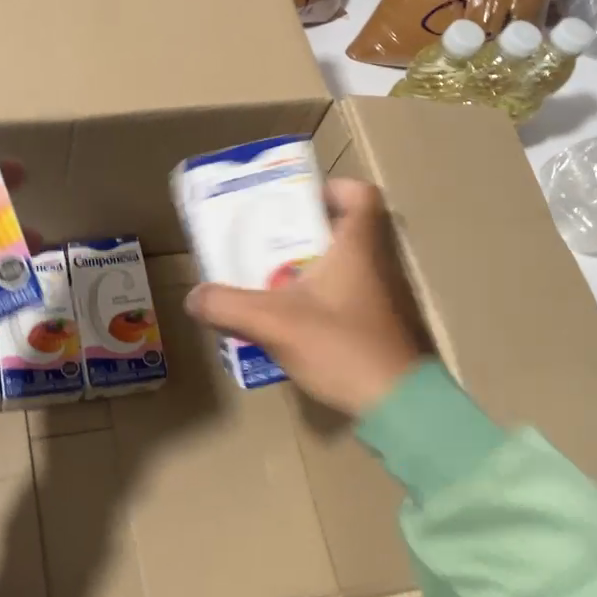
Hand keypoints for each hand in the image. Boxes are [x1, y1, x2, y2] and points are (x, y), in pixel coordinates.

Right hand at [186, 179, 429, 417]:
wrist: (402, 407)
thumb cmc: (343, 348)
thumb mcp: (275, 324)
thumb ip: (228, 306)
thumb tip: (193, 297)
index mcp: (360, 246)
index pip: (360, 193)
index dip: (331, 188)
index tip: (297, 202)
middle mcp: (380, 262)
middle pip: (347, 229)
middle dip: (307, 234)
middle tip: (269, 246)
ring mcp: (389, 296)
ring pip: (349, 266)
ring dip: (315, 269)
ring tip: (275, 284)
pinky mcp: (388, 326)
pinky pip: (354, 296)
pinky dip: (327, 299)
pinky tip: (299, 323)